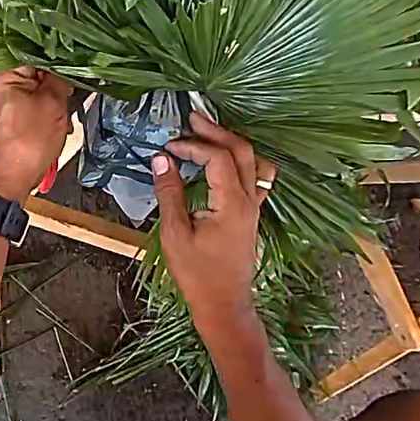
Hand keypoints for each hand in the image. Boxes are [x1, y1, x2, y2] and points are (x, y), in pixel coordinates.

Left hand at [0, 66, 71, 198]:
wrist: (17, 175)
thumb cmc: (30, 141)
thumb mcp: (52, 102)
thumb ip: (59, 77)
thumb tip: (66, 65)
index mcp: (8, 76)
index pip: (39, 55)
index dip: (59, 62)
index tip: (75, 67)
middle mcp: (8, 86)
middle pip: (43, 73)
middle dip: (60, 85)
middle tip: (68, 96)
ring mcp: (15, 103)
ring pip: (46, 92)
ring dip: (59, 102)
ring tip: (63, 114)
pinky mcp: (23, 117)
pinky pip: (43, 107)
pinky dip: (54, 114)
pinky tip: (60, 124)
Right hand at [152, 112, 275, 344]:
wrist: (223, 303)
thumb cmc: (196, 273)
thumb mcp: (175, 233)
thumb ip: (170, 192)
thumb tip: (162, 158)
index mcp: (232, 203)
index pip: (217, 158)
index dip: (194, 146)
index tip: (169, 147)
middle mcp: (249, 200)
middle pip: (241, 151)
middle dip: (216, 131)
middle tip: (193, 118)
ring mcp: (254, 207)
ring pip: (255, 161)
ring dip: (233, 142)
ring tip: (211, 132)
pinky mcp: (252, 214)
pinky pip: (257, 177)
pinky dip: (244, 160)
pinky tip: (227, 159)